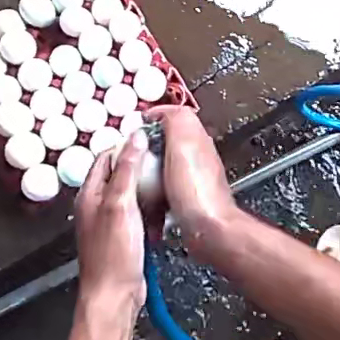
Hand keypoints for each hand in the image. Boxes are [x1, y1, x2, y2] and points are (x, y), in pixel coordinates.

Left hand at [74, 129, 149, 309]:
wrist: (115, 298)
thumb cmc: (113, 255)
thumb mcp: (121, 204)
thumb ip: (127, 169)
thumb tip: (135, 138)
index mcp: (90, 194)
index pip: (107, 157)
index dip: (128, 147)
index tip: (150, 144)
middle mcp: (98, 205)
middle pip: (122, 175)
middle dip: (143, 170)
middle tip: (162, 166)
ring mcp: (111, 222)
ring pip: (134, 195)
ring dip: (150, 193)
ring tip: (165, 192)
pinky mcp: (125, 237)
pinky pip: (141, 215)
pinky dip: (152, 214)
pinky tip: (162, 218)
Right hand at [143, 106, 240, 258]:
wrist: (208, 228)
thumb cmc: (197, 192)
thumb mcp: (182, 142)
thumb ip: (175, 120)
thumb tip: (162, 111)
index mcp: (195, 137)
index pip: (172, 115)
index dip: (152, 119)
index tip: (135, 128)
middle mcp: (196, 155)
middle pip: (166, 140)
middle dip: (147, 144)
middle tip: (131, 151)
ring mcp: (192, 177)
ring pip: (163, 164)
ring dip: (149, 168)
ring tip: (136, 174)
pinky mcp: (186, 197)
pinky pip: (163, 187)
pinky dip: (153, 190)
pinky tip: (147, 196)